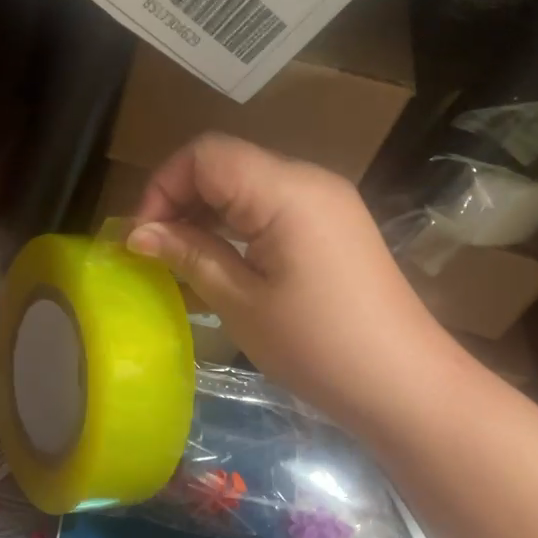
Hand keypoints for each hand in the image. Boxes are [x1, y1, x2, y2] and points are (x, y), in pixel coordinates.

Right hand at [127, 134, 461, 424]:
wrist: (401, 381)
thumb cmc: (316, 345)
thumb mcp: (240, 302)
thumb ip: (189, 255)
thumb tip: (137, 233)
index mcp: (286, 190)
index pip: (205, 155)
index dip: (162, 187)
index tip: (141, 240)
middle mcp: (308, 181)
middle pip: (226, 166)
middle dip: (179, 202)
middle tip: (152, 256)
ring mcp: (326, 203)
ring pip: (247, 188)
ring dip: (206, 218)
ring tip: (179, 265)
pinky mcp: (333, 228)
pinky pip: (271, 210)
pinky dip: (236, 230)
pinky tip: (219, 268)